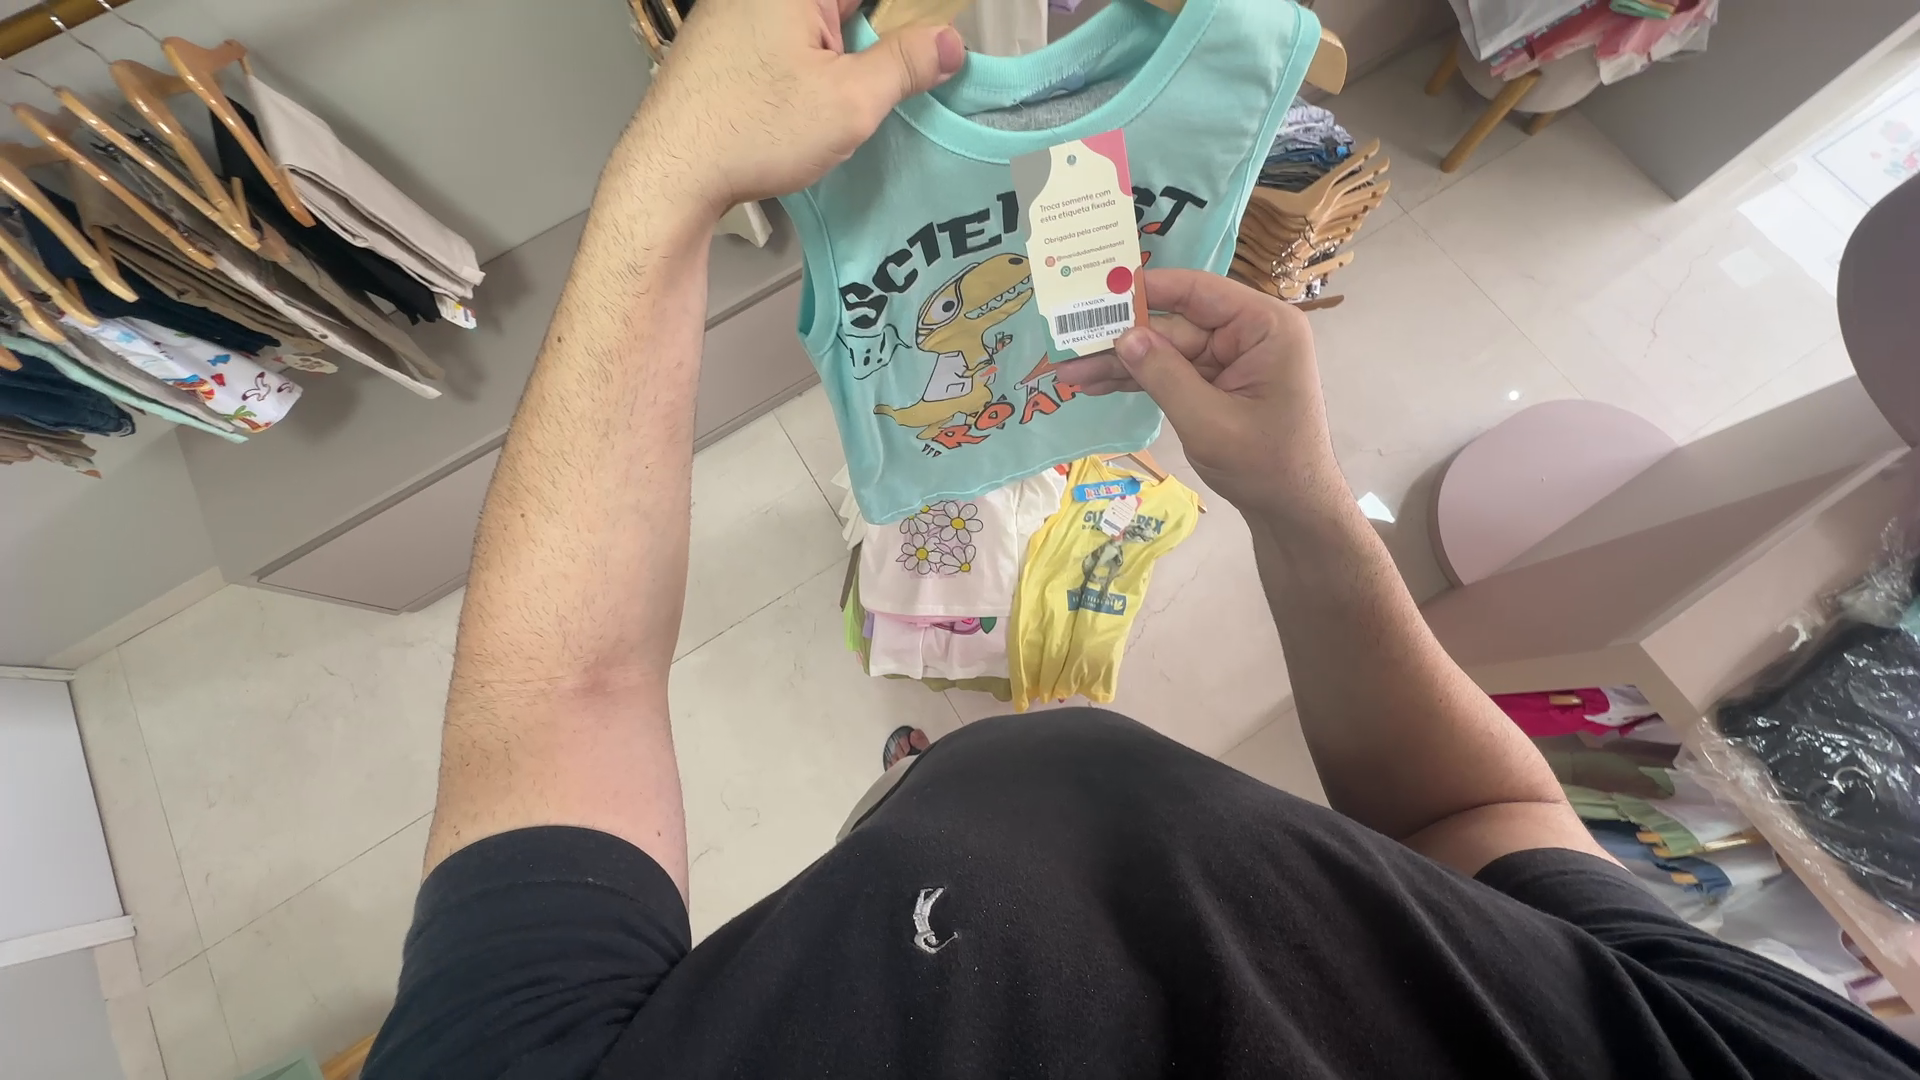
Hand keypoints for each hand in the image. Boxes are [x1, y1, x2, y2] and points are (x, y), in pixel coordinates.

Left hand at [620, 0, 964, 217]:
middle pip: (840, 8)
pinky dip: (807, 68)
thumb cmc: (758, 129)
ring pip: (812, 25)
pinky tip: (806, 110)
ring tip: (845, 103)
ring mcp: (734, 12)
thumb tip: (949, 42)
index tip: (930, 45)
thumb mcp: (851, 101)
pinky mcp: (721, 45)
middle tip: (899, 76)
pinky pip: (782, 43)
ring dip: (841, 56)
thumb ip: (905, 66)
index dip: (907, 17)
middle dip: (874, 39)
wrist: (674, 169)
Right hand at [1052, 268, 1345, 517]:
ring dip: (1118, 364)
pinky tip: (1097, 384)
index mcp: (1263, 326)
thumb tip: (1123, 337)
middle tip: (1068, 344)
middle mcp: (1246, 334)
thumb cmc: (1264, 464)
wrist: (1290, 508)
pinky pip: (1168, 374)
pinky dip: (1135, 381)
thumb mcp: (1209, 421)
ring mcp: (1228, 360)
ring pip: (1163, 352)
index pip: (1197, 292)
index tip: (1099, 289)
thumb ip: (1165, 375)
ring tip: (1069, 374)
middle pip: (1171, 325)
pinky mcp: (1214, 384)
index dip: (1146, 289)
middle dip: (1119, 339)